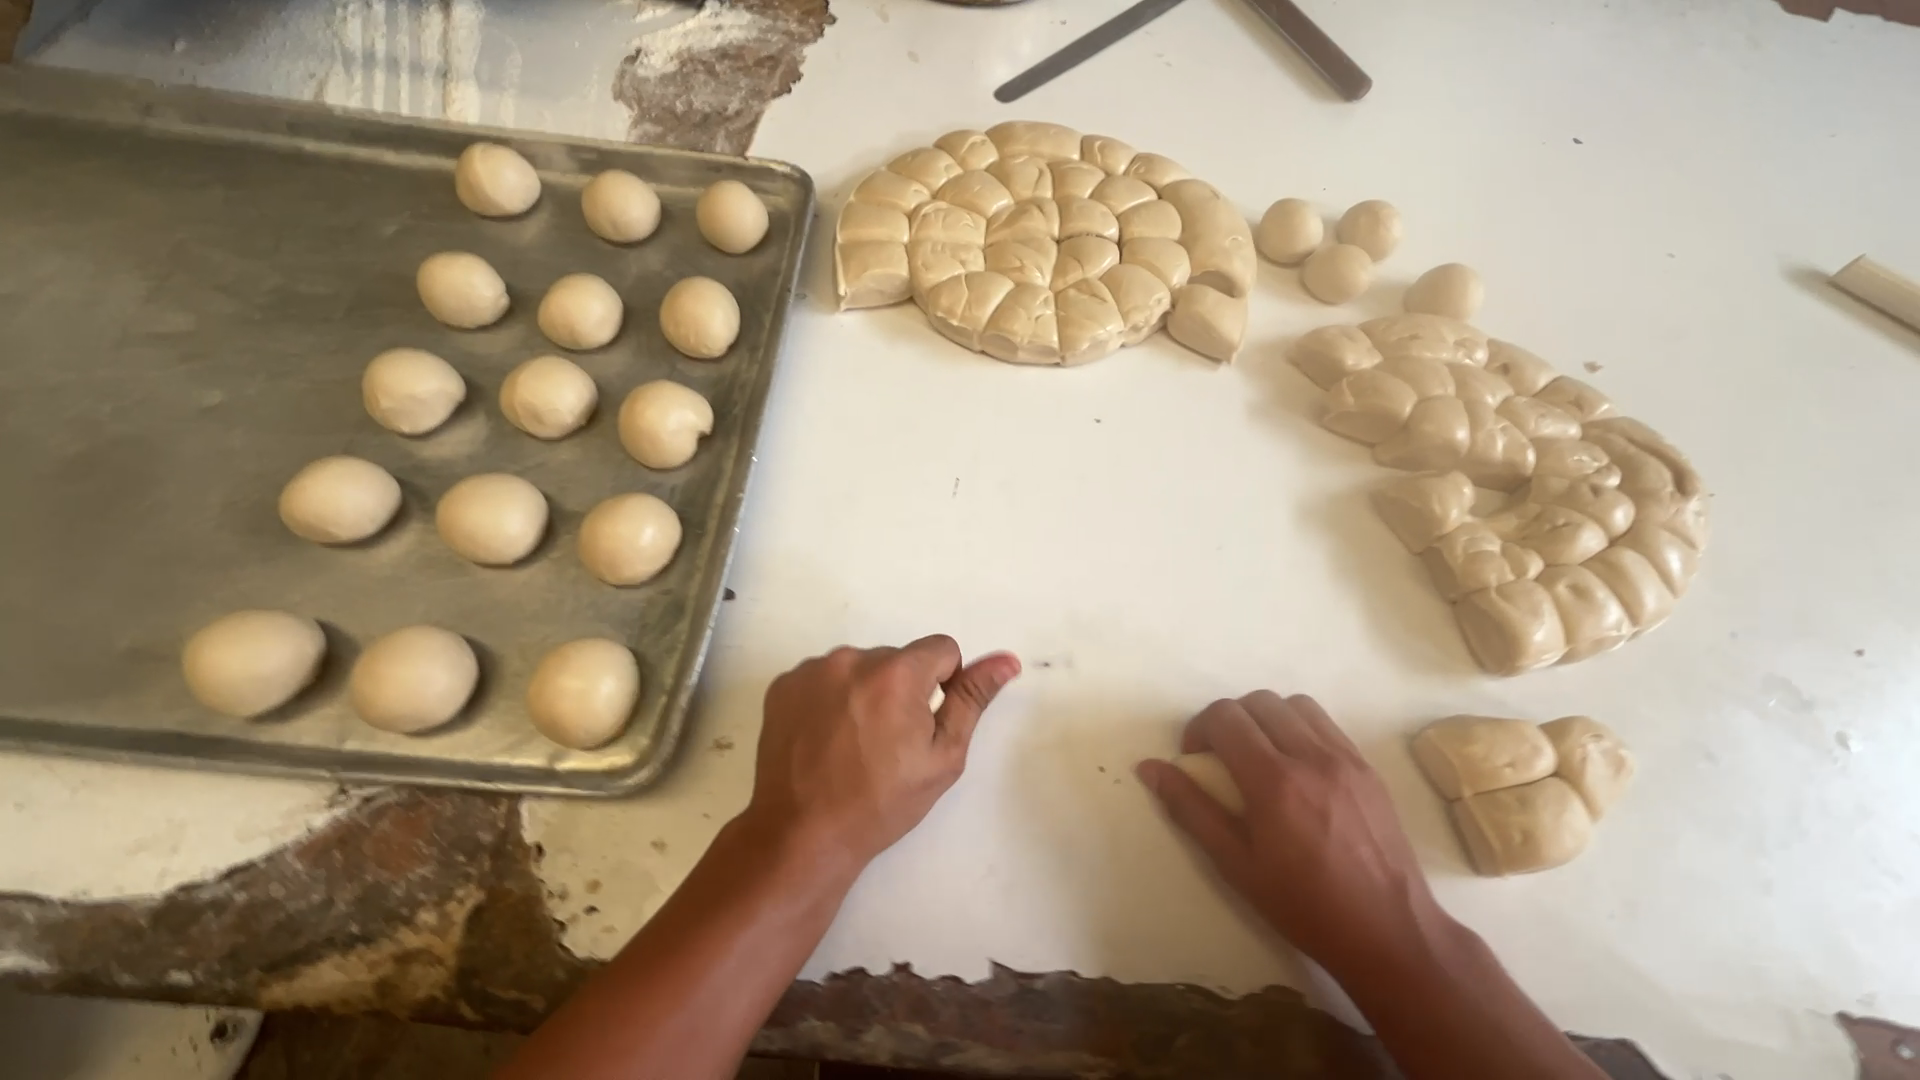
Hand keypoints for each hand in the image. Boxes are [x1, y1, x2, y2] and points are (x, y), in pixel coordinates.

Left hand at [745, 636, 1020, 875]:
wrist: (802, 834)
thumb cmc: (882, 802)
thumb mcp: (942, 756)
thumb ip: (972, 699)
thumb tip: (1006, 660)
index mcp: (896, 673)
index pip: (941, 649)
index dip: (944, 684)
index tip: (925, 723)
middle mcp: (852, 658)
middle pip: (898, 659)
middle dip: (902, 690)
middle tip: (889, 742)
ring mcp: (811, 670)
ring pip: (859, 667)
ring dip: (865, 692)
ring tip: (853, 743)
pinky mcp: (783, 684)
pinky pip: (823, 678)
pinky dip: (830, 699)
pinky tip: (825, 739)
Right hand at [1137, 693, 1439, 974]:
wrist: (1389, 932)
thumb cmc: (1303, 905)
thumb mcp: (1235, 864)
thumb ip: (1190, 809)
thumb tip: (1150, 768)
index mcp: (1274, 781)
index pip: (1225, 717)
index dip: (1199, 728)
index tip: (1195, 758)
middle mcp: (1311, 757)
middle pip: (1258, 702)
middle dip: (1229, 720)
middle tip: (1221, 757)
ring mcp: (1346, 759)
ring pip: (1295, 705)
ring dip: (1266, 718)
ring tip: (1260, 755)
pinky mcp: (1368, 768)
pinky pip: (1326, 724)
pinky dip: (1300, 729)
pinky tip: (1296, 768)